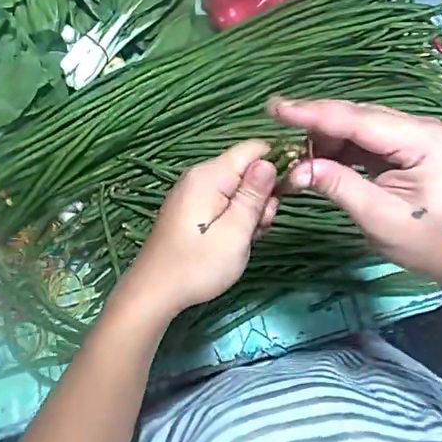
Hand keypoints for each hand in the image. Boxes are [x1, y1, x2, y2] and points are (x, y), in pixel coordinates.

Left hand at [114, 139, 279, 318]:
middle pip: (247, 170)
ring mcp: (194, 193)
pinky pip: (224, 203)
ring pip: (238, 189)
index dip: (276, 163)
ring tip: (245, 239)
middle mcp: (200, 176)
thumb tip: (270, 162)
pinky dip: (236, 219)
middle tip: (260, 227)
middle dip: (263, 194)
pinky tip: (234, 241)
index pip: (253, 148)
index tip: (288, 191)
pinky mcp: (192, 209)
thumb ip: (254, 195)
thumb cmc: (197, 265)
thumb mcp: (235, 231)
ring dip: (251, 211)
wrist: (154, 293)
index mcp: (210, 175)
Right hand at [269, 98, 441, 287]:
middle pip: (358, 116)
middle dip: (316, 121)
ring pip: (360, 125)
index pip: (360, 120)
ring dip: (326, 135)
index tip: (277, 109)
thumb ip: (340, 187)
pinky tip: (318, 156)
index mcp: (422, 140)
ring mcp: (414, 136)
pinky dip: (340, 147)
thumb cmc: (428, 242)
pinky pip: (366, 139)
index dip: (315, 114)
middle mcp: (420, 128)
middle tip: (275, 121)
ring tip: (294, 149)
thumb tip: (298, 169)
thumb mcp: (380, 218)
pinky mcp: (406, 147)